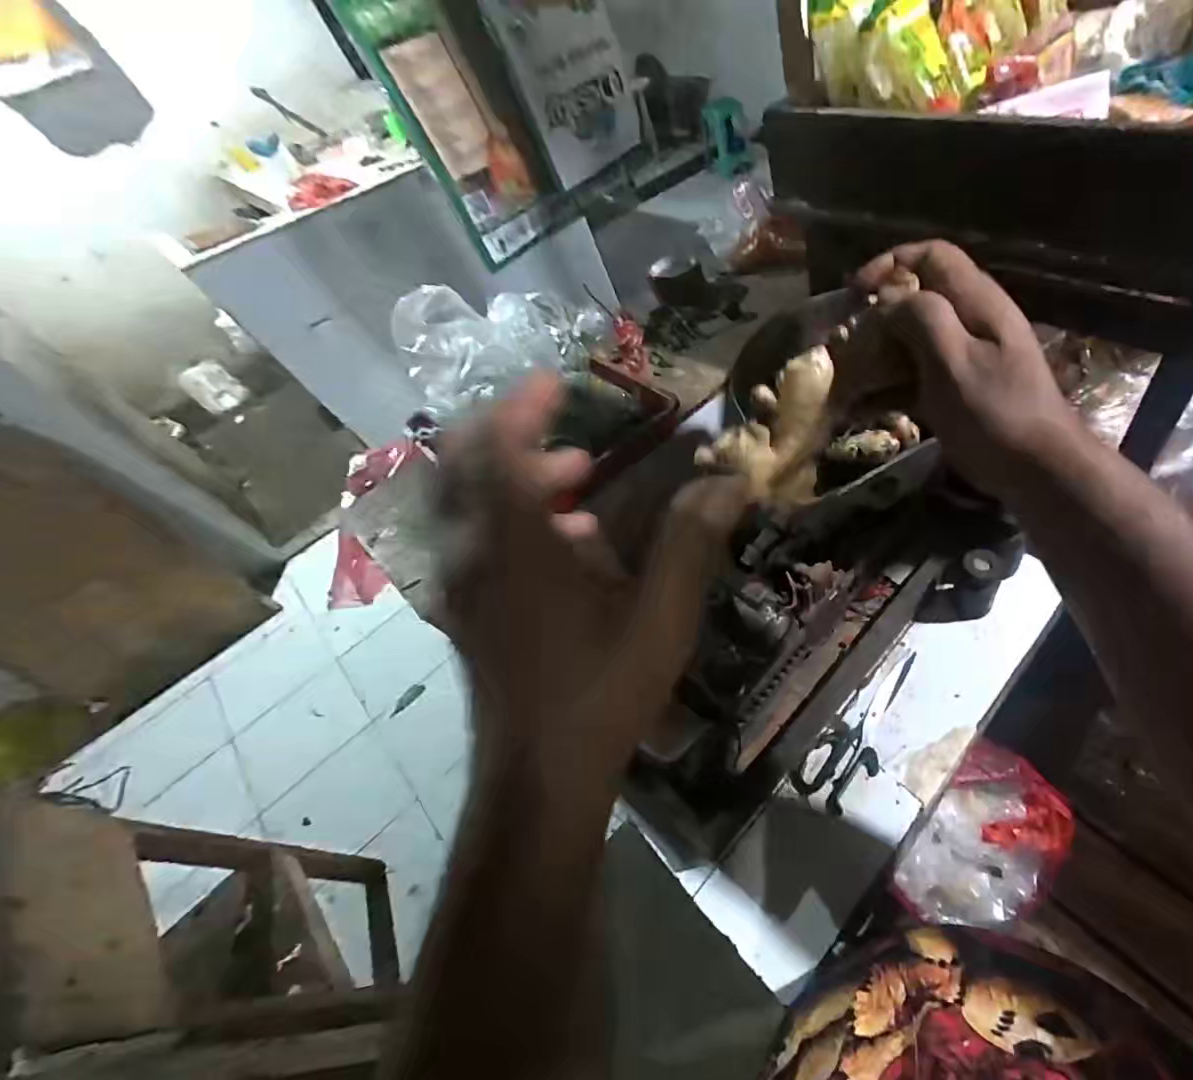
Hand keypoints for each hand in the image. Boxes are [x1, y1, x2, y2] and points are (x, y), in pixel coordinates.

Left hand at [429, 375, 747, 779]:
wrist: (540, 775)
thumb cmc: (602, 689)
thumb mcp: (661, 614)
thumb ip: (692, 540)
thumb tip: (732, 480)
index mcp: (514, 542)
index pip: (496, 445)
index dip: (521, 405)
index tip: (554, 384)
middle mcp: (473, 554)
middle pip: (466, 468)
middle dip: (517, 443)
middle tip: (578, 449)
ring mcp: (460, 588)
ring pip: (467, 508)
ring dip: (517, 485)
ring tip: (579, 494)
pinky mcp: (463, 615)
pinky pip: (473, 545)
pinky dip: (510, 525)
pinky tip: (566, 553)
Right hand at [850, 241, 1081, 495]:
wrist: (1038, 470)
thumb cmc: (996, 414)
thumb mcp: (955, 362)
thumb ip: (922, 319)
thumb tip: (889, 298)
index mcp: (978, 302)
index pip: (932, 255)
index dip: (890, 263)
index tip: (856, 294)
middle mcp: (974, 321)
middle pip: (921, 297)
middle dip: (880, 313)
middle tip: (848, 339)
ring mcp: (969, 357)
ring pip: (916, 338)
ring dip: (881, 351)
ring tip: (850, 374)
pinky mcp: (962, 389)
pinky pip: (920, 373)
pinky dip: (893, 383)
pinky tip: (866, 406)